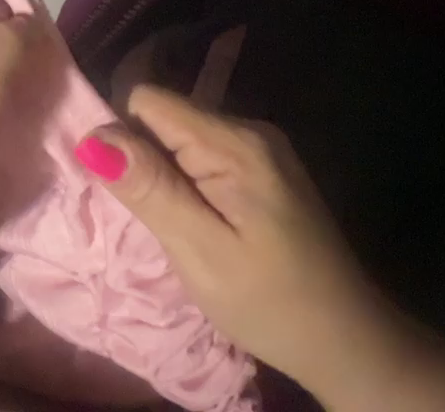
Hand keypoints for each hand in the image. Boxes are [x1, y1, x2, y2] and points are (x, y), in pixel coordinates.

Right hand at [76, 87, 444, 410]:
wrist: (352, 345)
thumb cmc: (272, 304)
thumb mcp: (201, 253)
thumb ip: (149, 189)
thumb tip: (92, 137)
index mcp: (234, 143)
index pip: (146, 100)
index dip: (123, 137)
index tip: (130, 191)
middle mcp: (249, 129)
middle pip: (164, 115)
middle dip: (143, 158)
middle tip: (156, 218)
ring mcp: (260, 147)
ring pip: (179, 135)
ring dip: (164, 172)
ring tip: (176, 224)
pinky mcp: (263, 167)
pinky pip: (202, 152)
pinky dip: (187, 180)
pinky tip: (200, 221)